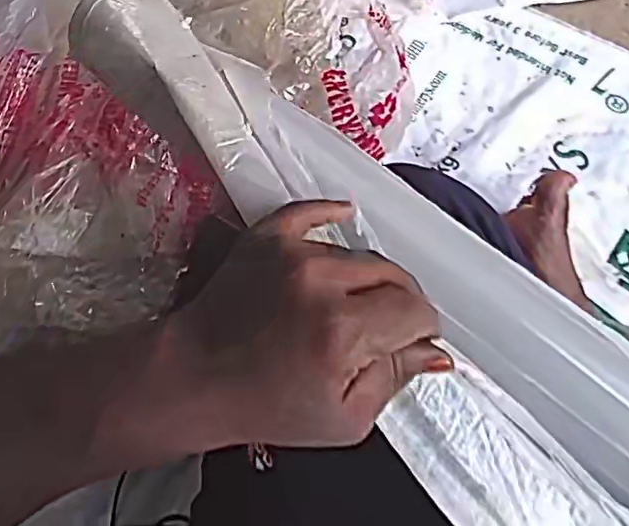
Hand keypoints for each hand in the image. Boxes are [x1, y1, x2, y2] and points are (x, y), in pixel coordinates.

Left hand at [160, 201, 449, 448]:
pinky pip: (306, 211)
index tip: (414, 337)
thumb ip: (395, 376)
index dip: (421, 329)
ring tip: (349, 305)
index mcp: (341, 330)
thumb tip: (431, 352)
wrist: (198, 372)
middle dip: (401, 301)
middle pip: (391, 275)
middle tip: (392, 323)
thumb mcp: (345, 417)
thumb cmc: (263, 402)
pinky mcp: (263, 237)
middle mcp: (316, 281)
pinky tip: (345, 213)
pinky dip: (329, 211)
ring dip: (362, 277)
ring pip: (354, 253)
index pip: (415, 310)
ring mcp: (288, 253)